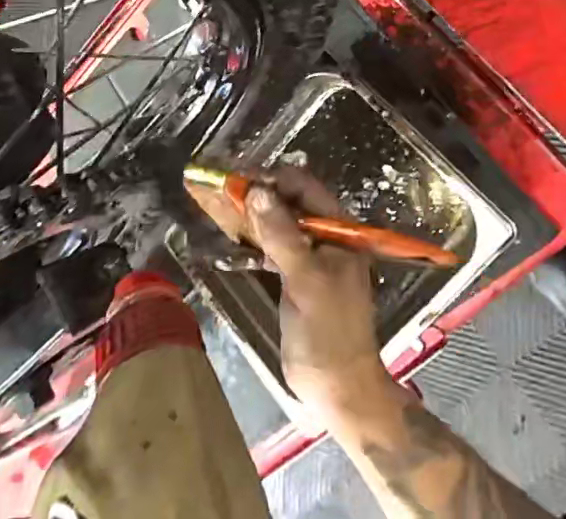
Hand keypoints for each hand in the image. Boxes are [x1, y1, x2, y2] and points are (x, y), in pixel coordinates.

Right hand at [240, 168, 400, 422]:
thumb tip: (258, 192)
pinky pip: (276, 247)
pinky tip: (237, 238)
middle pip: (293, 202)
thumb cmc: (327, 331)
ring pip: (282, 223)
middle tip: (226, 190)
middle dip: (262, 194)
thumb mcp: (305, 280)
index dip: (274, 179)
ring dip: (257, 215)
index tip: (240, 179)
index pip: (306, 189)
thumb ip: (282, 235)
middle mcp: (327, 237)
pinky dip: (258, 240)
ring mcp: (312, 258)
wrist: (337, 386)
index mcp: (340, 231)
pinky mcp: (298, 277)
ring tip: (226, 206)